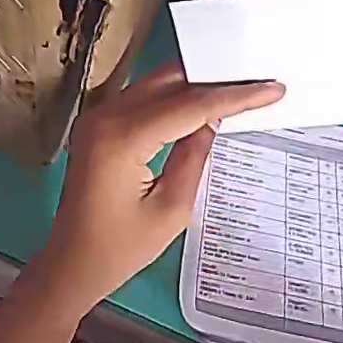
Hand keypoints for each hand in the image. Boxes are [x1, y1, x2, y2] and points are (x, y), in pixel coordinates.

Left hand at [31, 63, 282, 311]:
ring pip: (158, 82)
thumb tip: (215, 119)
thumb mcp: (172, 209)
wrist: (71, 263)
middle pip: (172, 80)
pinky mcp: (100, 122)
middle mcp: (107, 116)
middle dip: (217, 79)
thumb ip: (195, 155)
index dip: (235, 95)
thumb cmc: (120, 249)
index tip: (271, 88)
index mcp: (123, 139)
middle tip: (258, 81)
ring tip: (237, 90)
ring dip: (196, 83)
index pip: (191, 104)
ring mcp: (99, 116)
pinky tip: (201, 102)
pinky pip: (144, 95)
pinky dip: (176, 94)